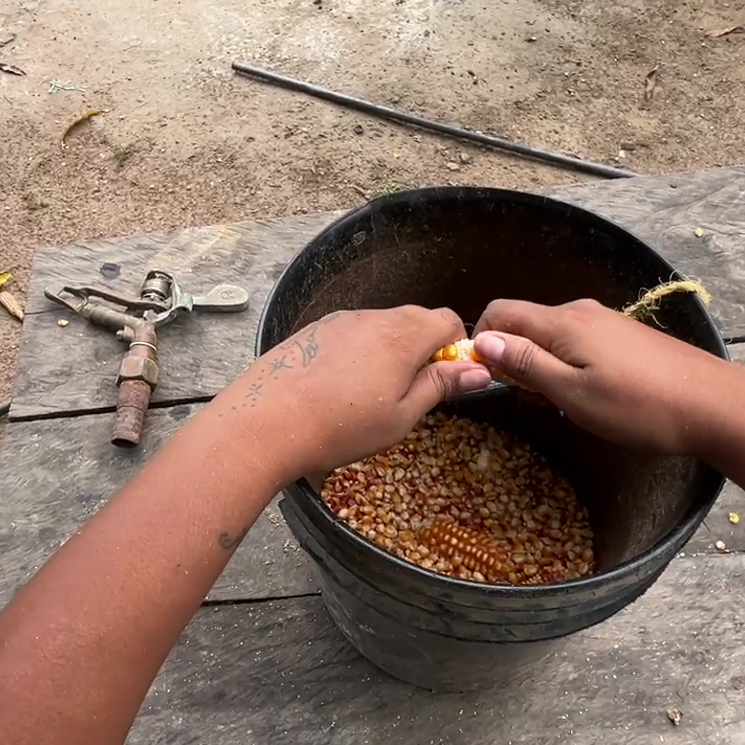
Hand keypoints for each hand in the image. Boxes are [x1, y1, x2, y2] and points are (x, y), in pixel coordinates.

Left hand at [208, 306, 490, 481]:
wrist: (265, 423)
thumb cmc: (340, 427)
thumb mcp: (401, 416)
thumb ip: (440, 385)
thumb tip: (479, 369)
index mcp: (402, 335)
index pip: (447, 320)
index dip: (455, 348)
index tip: (446, 379)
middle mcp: (372, 317)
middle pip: (414, 319)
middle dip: (423, 348)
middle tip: (409, 391)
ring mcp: (338, 320)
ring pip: (380, 326)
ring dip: (389, 350)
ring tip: (370, 393)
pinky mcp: (312, 330)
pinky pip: (350, 332)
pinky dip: (358, 351)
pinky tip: (340, 386)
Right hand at [472, 298, 744, 456]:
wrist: (717, 406)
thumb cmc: (639, 407)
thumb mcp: (573, 393)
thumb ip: (526, 364)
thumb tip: (483, 340)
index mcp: (562, 323)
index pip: (501, 312)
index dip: (484, 340)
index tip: (491, 378)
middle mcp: (580, 312)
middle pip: (525, 323)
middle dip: (514, 357)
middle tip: (534, 400)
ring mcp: (605, 320)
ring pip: (551, 335)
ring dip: (542, 364)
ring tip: (565, 402)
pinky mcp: (623, 334)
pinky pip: (576, 341)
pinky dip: (567, 363)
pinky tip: (591, 393)